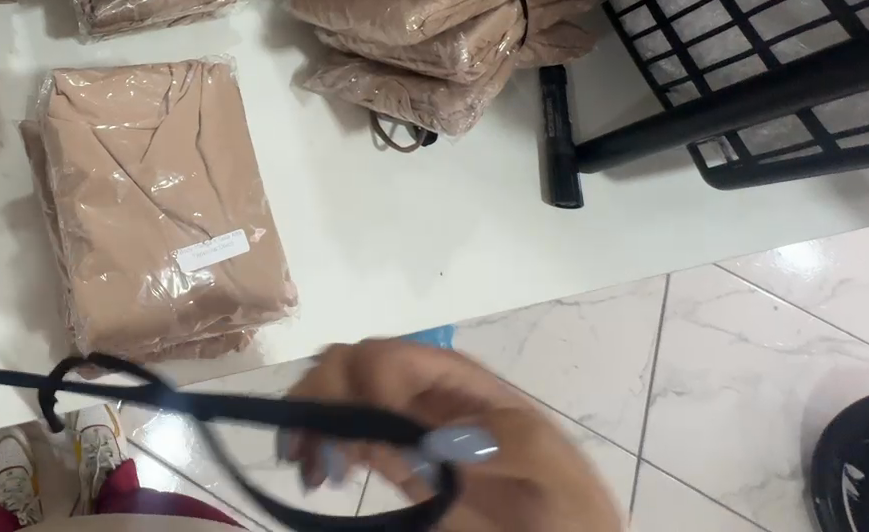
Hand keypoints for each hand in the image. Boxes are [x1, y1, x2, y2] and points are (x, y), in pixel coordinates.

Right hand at [284, 339, 621, 531]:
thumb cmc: (565, 510)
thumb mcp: (558, 476)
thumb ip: (505, 446)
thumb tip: (436, 436)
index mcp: (454, 378)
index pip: (387, 358)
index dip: (368, 393)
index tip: (373, 448)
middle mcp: (416, 385)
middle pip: (348, 363)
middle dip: (320, 400)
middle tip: (310, 451)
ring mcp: (398, 415)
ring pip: (332, 387)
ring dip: (307, 416)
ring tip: (302, 463)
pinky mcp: (387, 446)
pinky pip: (337, 425)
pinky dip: (312, 438)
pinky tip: (309, 468)